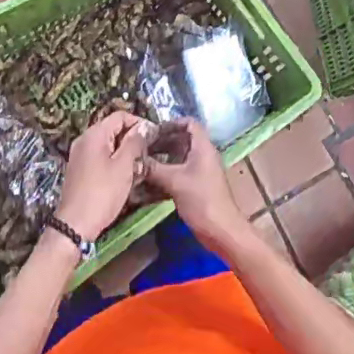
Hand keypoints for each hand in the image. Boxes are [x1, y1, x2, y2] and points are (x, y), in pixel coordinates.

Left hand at [55, 112, 154, 239]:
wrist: (75, 225)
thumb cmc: (102, 193)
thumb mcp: (124, 166)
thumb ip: (134, 142)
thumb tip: (143, 126)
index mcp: (94, 134)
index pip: (120, 116)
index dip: (138, 123)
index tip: (153, 137)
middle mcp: (84, 140)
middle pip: (113, 129)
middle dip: (132, 139)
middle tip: (147, 155)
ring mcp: (80, 155)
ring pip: (108, 144)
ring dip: (124, 152)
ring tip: (138, 168)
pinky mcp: (80, 169)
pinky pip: (100, 157)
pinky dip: (114, 162)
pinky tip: (124, 177)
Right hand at [143, 120, 250, 254]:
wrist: (220, 230)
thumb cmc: (201, 199)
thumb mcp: (175, 181)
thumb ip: (154, 168)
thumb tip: (133, 159)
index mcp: (203, 147)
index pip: (190, 123)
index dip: (172, 123)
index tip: (152, 130)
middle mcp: (202, 156)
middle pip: (182, 141)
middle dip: (161, 143)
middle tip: (141, 147)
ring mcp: (200, 172)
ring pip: (178, 159)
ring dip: (161, 161)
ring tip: (140, 164)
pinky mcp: (196, 187)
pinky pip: (178, 175)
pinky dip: (164, 176)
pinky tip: (147, 184)